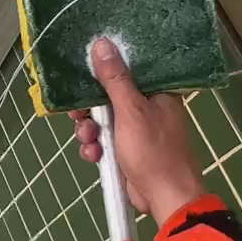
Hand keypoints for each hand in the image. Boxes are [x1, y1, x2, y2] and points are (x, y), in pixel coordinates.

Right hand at [70, 37, 204, 225]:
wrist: (165, 197)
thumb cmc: (154, 150)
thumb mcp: (131, 111)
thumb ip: (115, 79)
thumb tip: (101, 43)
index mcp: (155, 92)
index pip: (125, 71)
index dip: (101, 73)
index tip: (82, 77)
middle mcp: (146, 108)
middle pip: (107, 98)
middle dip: (89, 110)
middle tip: (77, 114)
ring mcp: (135, 131)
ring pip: (101, 122)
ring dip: (89, 132)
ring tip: (89, 141)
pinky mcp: (126, 151)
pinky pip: (103, 142)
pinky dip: (95, 148)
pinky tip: (94, 156)